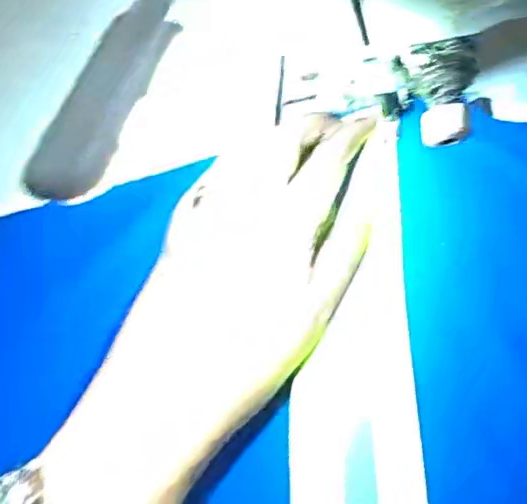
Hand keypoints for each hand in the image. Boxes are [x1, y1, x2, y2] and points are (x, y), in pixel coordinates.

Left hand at [37, 114, 380, 502]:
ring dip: (279, 133)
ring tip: (303, 137)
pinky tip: (247, 165)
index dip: (354, 131)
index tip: (372, 119)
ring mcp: (206, 217)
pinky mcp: (179, 235)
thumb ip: (347, 246)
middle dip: (316, 122)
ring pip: (244, 151)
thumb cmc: (251, 357)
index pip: (327, 157)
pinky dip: (239, 158)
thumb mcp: (317, 308)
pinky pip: (211, 177)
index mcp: (287, 222)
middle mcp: (245, 207)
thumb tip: (373, 199)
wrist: (154, 407)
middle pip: (280, 140)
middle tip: (341, 125)